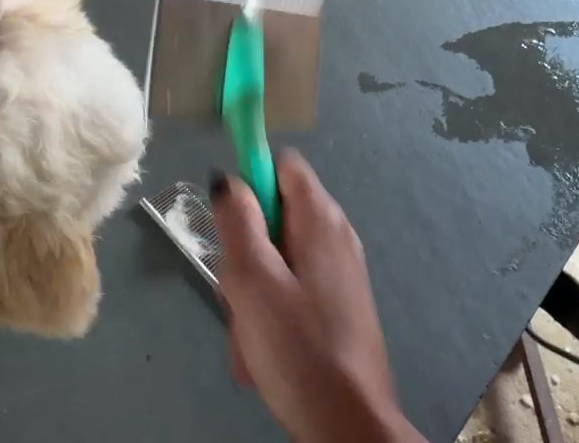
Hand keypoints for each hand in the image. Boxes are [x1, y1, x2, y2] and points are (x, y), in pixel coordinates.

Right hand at [210, 151, 422, 442]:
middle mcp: (334, 236)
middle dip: (244, 250)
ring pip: (274, 259)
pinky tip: (261, 352)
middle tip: (238, 291)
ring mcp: (337, 273)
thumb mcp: (253, 279)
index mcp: (320, 219)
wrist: (349, 427)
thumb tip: (229, 178)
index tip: (229, 219)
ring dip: (250, 292)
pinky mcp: (335, 306)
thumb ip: (238, 220)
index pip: (281, 164)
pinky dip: (269, 314)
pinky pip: (289, 291)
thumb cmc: (299, 348)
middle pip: (273, 215)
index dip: (249, 179)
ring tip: (248, 334)